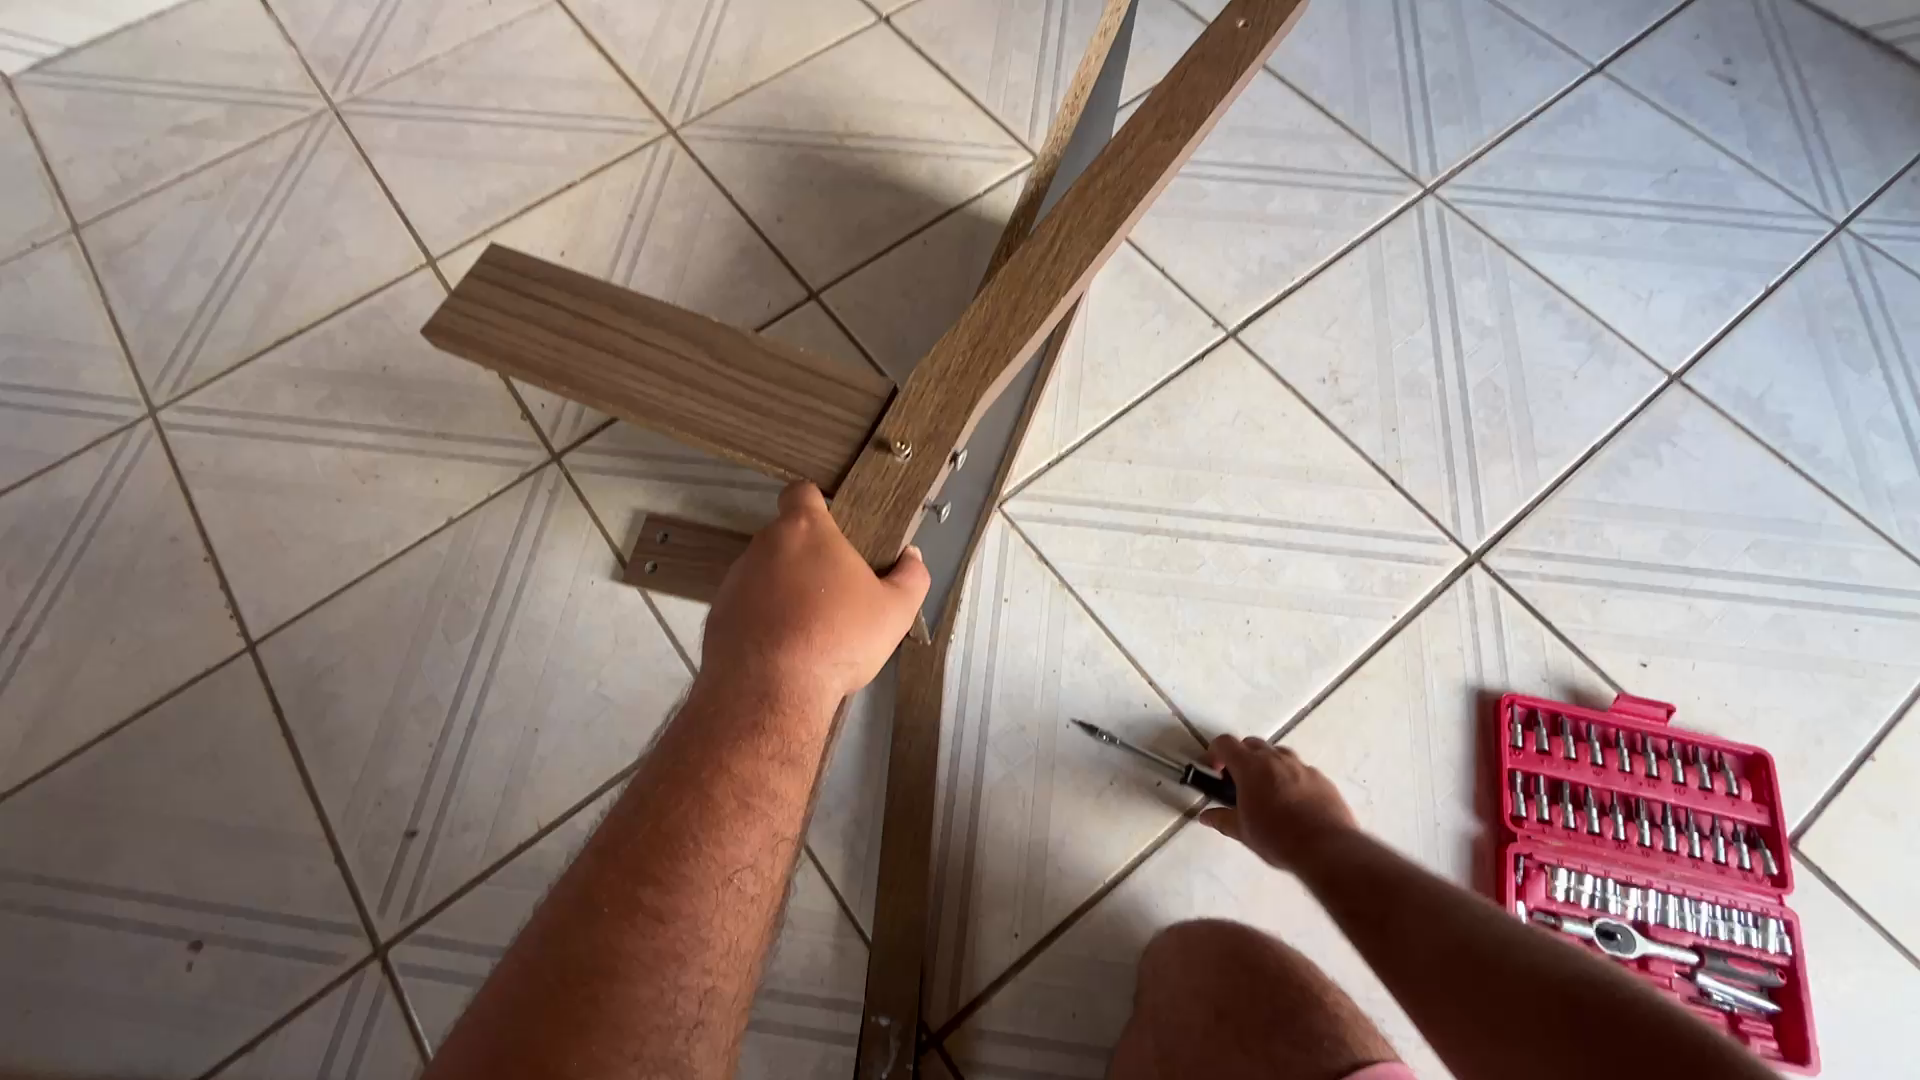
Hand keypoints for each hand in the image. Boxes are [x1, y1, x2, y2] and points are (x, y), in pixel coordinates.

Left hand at [699, 482, 929, 710]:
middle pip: (786, 537)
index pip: (801, 492)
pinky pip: (747, 606)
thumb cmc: (837, 639)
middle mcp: (763, 546)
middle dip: (809, 557)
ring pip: (765, 573)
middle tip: (836, 590)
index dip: (817, 502)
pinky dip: (764, 619)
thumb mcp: (894, 612)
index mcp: (805, 531)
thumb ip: (911, 577)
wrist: (768, 692)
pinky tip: (784, 649)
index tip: (834, 526)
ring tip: (811, 627)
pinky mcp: (718, 615)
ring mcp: (735, 580)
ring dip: (785, 590)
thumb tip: (912, 558)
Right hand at [1197, 736, 1357, 871]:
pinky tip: (1294, 802)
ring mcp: (1301, 767)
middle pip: (1252, 743)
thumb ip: (1222, 819)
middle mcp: (1275, 759)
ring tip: (1268, 791)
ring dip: (1268, 764)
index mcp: (1250, 767)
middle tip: (1240, 782)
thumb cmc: (1277, 838)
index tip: (1216, 771)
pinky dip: (1291, 778)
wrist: (1327, 849)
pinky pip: (1301, 770)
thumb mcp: (1243, 832)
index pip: (1225, 743)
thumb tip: (1205, 817)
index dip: (1215, 753)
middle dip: (1242, 757)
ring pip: (1278, 753)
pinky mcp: (1322, 779)